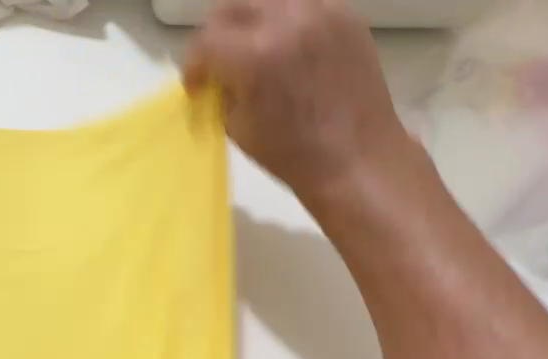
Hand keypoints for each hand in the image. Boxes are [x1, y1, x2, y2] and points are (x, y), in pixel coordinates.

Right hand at [184, 0, 416, 209]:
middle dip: (216, 34)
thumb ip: (222, 90)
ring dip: (250, 23)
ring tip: (251, 52)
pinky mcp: (345, 14)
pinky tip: (285, 51)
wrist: (354, 154)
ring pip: (268, 0)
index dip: (192, 65)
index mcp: (255, 57)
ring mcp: (322, 12)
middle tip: (216, 62)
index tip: (196, 86)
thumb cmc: (289, 152)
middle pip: (234, 6)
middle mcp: (289, 21)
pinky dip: (284, 22)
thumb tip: (217, 75)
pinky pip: (302, 5)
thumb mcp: (236, 126)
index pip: (206, 41)